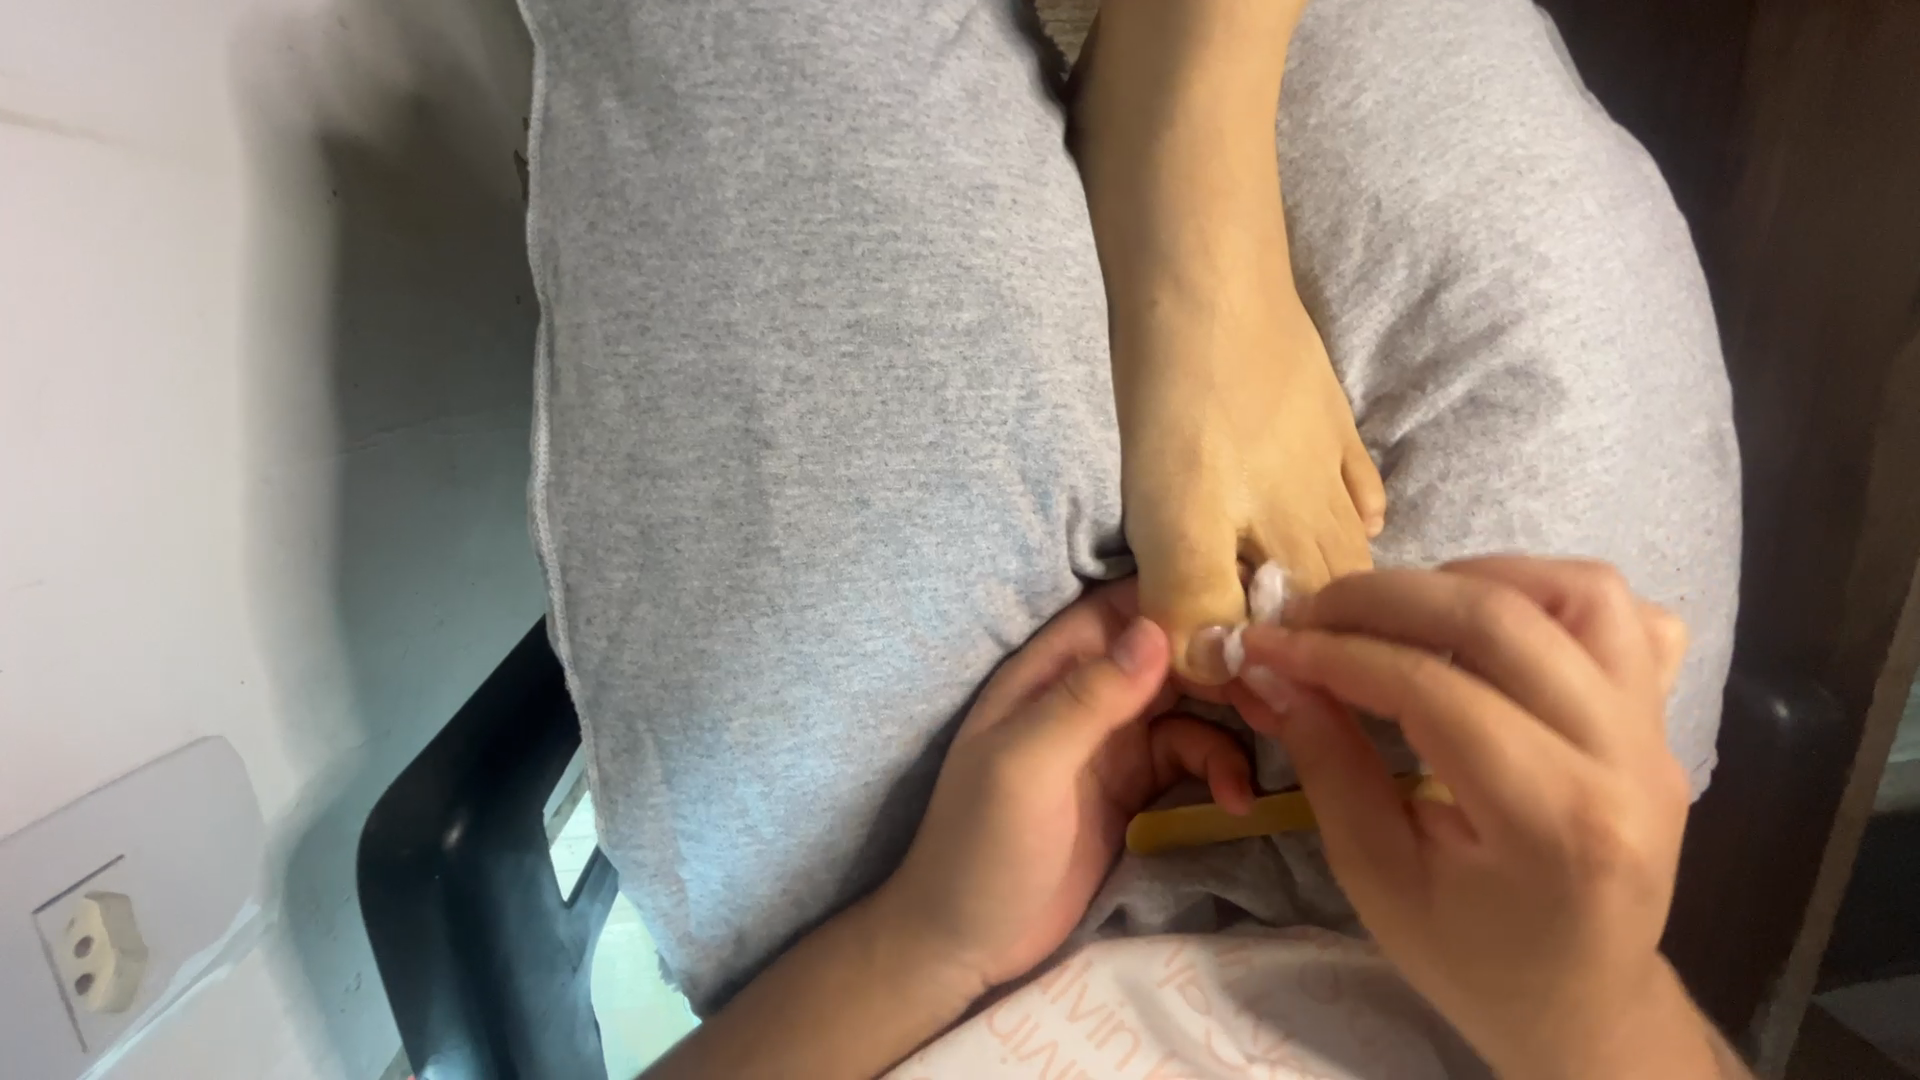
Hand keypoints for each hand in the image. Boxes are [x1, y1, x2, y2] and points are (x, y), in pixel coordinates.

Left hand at [875, 580, 1253, 990]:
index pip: (1115, 610)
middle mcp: (1083, 693)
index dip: (1175, 597)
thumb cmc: (983, 843)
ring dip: (1230, 716)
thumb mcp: (1026, 766)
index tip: (1244, 602)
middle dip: (1218, 661)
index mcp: (1047, 673)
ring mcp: (1111, 741)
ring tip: (1271, 737)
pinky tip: (1236, 801)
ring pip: (1186, 703)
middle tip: (1274, 685)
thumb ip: (1086, 698)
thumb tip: (1154, 629)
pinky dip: (1220, 768)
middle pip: (1162, 653)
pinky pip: (1191, 755)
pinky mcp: (1136, 786)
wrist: (970, 940)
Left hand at [1072, 0, 1384, 687]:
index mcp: (1297, 537)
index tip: (1274, 705)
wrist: (1198, 263)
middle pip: (1336, 586)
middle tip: (1306, 670)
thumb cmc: (1182, 398)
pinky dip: (1351, 502)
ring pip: (1345, 529)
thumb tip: (1217, 677)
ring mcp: (1325, 442)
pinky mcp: (1313, 397)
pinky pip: (1350, 469)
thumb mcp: (1173, 515)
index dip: (1295, 673)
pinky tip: (1357, 512)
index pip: (1313, 634)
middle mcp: (1326, 498)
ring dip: (1334, 574)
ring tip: (1330, 616)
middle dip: (1321, 634)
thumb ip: (1196, 601)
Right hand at [1228, 558, 1721, 1077]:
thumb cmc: (1465, 953)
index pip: (1429, 688)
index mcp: (1553, 822)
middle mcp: (1625, 760)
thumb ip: (1324, 757)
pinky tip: (1479, 624)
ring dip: (1466, 579)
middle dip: (1378, 597)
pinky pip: (1623, 614)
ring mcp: (1655, 731)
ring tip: (1394, 612)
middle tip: (1306, 614)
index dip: (1331, 651)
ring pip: (1577, 591)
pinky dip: (1539, 592)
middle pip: (1500, 617)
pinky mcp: (1657, 716)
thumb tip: (1272, 669)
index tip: (1263, 642)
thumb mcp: (1370, 869)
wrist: (1578, 1001)